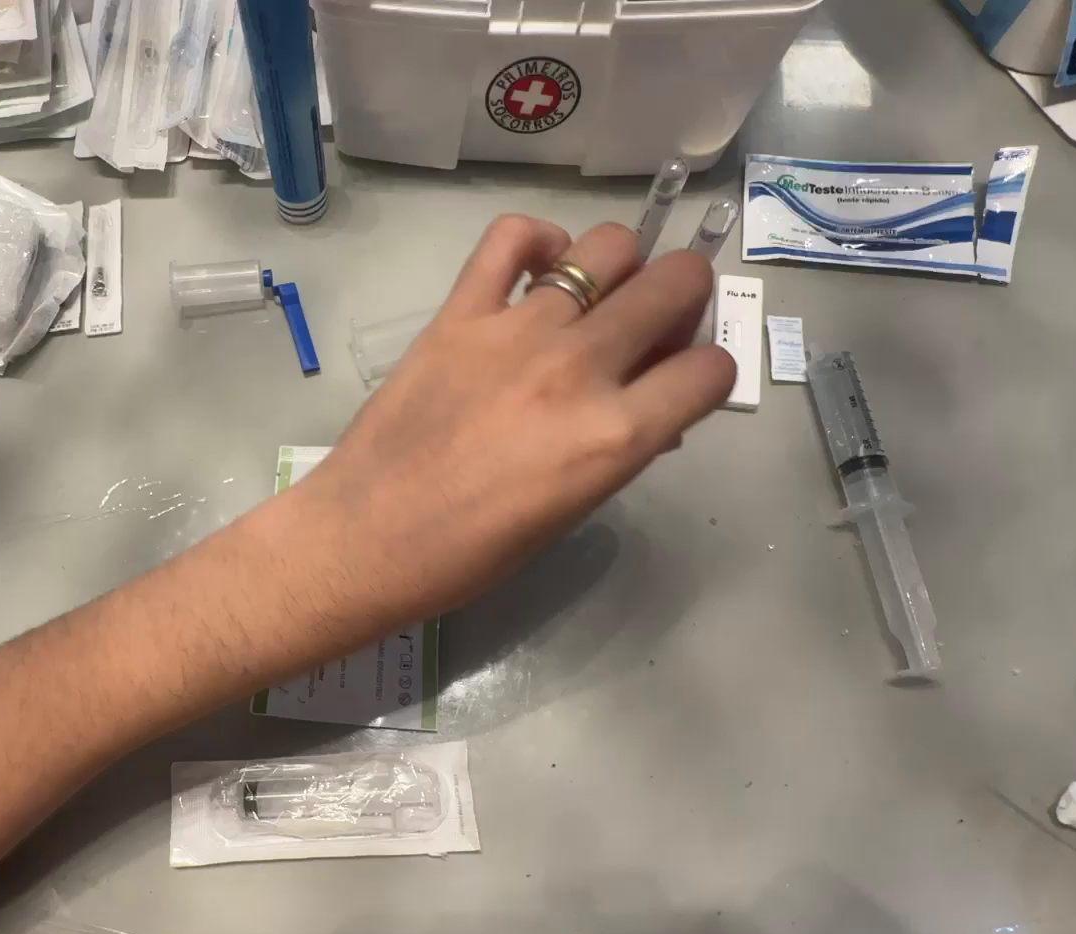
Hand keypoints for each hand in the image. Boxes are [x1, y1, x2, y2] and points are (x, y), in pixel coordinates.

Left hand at [283, 214, 733, 635]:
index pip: (712, 368)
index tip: (673, 387)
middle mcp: (578, 370)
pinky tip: (534, 275)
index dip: (703, 376)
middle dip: (679, 304)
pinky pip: (511, 237)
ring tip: (589, 306)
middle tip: (642, 337)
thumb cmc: (465, 554)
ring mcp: (515, 333)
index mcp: (613, 437)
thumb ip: (617, 451)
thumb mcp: (564, 515)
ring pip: (609, 246)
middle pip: (677, 282)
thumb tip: (645, 411)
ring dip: (619, 270)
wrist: (363, 540)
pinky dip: (536, 242)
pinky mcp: (457, 316)